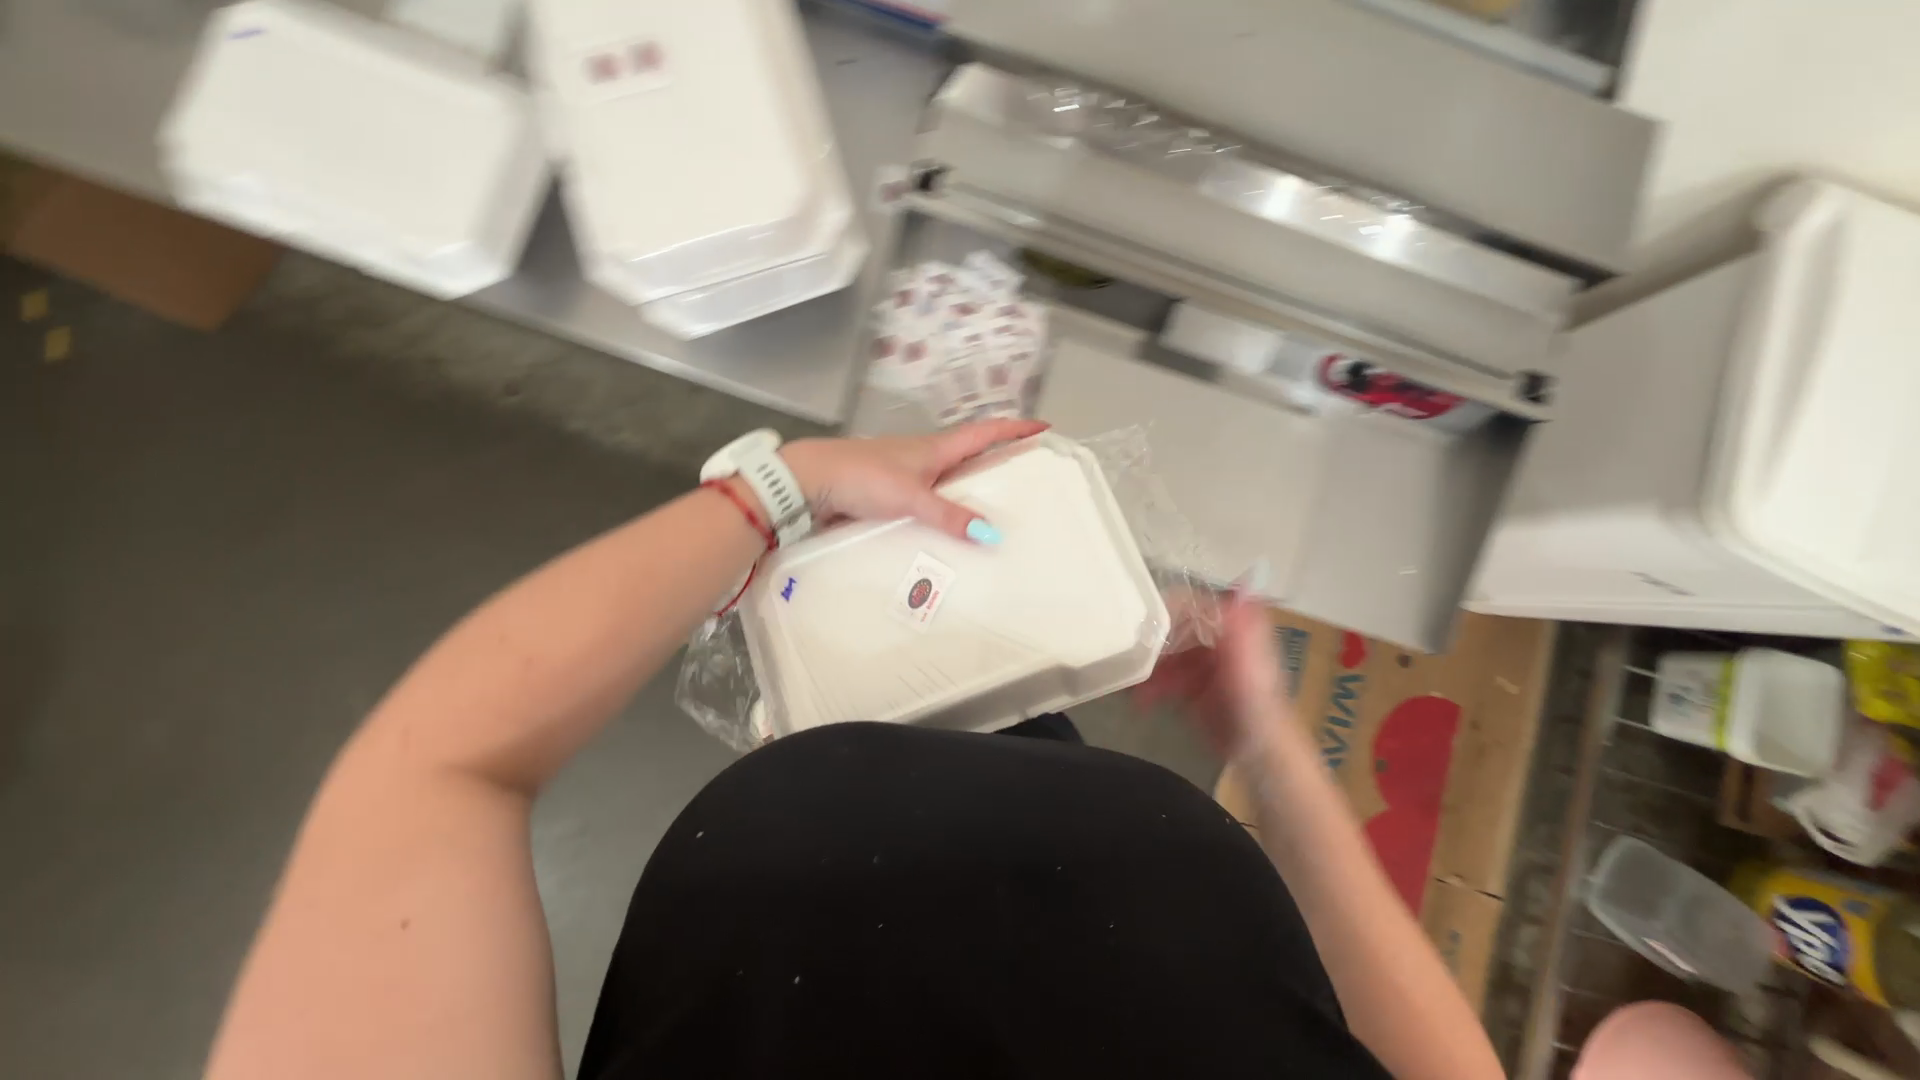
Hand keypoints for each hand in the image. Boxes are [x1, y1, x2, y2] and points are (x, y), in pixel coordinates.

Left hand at [781, 419, 1049, 542]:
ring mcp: (903, 476)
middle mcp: (922, 458)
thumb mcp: (910, 495)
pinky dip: (942, 514)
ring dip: (969, 492)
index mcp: (934, 449)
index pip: (984, 432)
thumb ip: (949, 515)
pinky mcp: (886, 495)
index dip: (1014, 429)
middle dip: (997, 463)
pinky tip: (948, 535)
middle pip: (969, 456)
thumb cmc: (861, 476)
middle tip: (1026, 480)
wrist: (807, 482)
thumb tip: (992, 534)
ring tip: (994, 515)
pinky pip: (925, 504)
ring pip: (946, 482)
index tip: (1043, 428)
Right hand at [1134, 591, 1302, 760]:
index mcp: (1234, 631)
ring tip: (1130, 682)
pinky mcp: (1192, 690)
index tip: (1144, 620)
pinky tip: (1140, 700)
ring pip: (1166, 656)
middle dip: (1152, 643)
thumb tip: (1242, 587)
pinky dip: (1150, 687)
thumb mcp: (1251, 664)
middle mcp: (1217, 643)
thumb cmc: (1257, 706)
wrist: (1261, 754)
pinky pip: (1165, 680)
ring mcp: (1203, 667)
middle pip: (1175, 630)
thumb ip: (1243, 628)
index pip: (1196, 606)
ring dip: (1148, 667)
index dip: (1170, 609)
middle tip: (1130, 653)